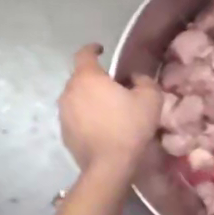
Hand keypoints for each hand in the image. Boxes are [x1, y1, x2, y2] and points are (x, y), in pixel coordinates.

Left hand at [58, 44, 160, 173]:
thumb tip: (134, 78)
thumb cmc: (129, 127)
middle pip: (81, 77)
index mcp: (87, 77)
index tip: (102, 50)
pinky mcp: (64, 132)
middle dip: (95, 78)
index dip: (93, 49)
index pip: (84, 54)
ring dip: (89, 98)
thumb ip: (143, 80)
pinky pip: (75, 115)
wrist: (109, 166)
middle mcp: (69, 91)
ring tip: (107, 108)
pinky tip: (101, 127)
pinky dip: (85, 115)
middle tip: (114, 86)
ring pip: (76, 97)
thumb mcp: (150, 99)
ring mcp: (63, 113)